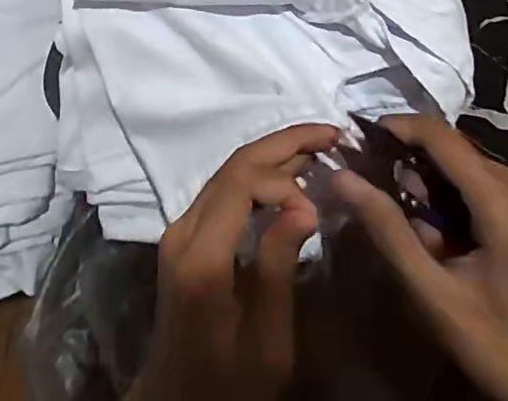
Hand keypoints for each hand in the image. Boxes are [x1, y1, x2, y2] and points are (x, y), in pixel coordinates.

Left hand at [126, 123, 341, 400]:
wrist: (175, 400)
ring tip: (320, 144)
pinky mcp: (187, 231)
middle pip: (235, 164)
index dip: (284, 181)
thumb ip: (279, 267)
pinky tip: (292, 173)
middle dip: (286, 142)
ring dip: (275, 151)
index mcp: (201, 256)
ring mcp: (181, 227)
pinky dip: (261, 171)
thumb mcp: (266, 340)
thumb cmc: (228, 380)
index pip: (240, 184)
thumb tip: (306, 206)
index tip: (318, 207)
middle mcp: (184, 229)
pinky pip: (225, 185)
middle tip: (332, 133)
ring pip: (229, 168)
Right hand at [333, 116, 507, 400]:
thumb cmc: (502, 347)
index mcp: (504, 203)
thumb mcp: (436, 297)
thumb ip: (389, 232)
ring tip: (415, 231)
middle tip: (376, 194)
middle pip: (451, 149)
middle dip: (410, 165)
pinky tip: (442, 238)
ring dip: (430, 186)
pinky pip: (477, 182)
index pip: (442, 137)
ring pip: (462, 165)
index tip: (359, 138)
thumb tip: (343, 178)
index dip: (398, 127)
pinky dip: (450, 198)